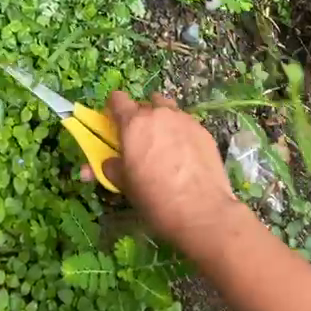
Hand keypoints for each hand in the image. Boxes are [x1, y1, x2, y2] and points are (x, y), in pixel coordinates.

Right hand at [97, 91, 244, 248]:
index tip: (116, 124)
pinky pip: (186, 124)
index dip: (115, 109)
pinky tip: (187, 157)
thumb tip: (108, 163)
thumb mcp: (125, 185)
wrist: (201, 211)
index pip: (117, 99)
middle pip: (144, 104)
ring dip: (163, 121)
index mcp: (133, 123)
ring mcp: (183, 119)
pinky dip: (182, 134)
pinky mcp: (203, 130)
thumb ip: (112, 168)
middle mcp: (157, 114)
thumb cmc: (155, 198)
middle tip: (142, 142)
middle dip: (141, 119)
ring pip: (168, 110)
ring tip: (166, 146)